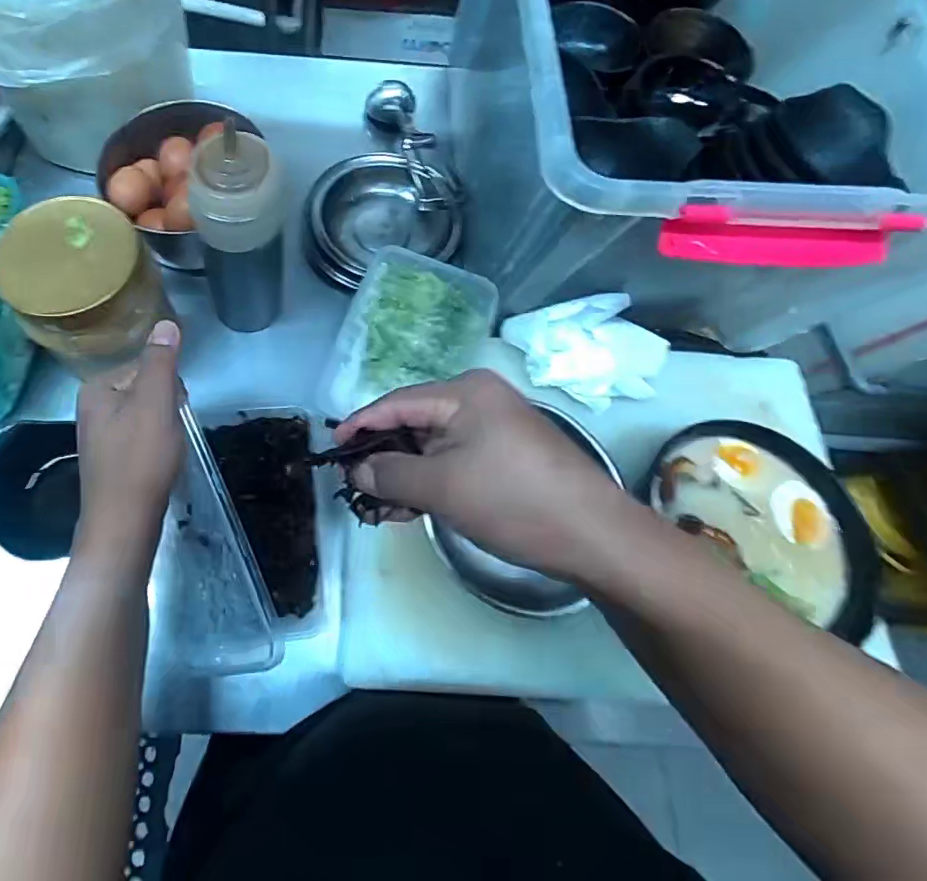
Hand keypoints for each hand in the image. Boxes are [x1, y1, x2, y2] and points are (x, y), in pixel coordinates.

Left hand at [73, 320, 182, 569]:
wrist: (123, 523)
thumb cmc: (140, 460)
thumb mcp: (155, 403)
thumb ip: (160, 362)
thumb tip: (165, 323)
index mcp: (96, 388)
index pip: (145, 365)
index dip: (169, 384)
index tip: (177, 406)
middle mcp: (91, 407)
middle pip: (144, 388)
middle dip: (166, 404)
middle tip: (171, 430)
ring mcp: (99, 435)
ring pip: (144, 413)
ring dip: (163, 424)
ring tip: (167, 447)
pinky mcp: (110, 458)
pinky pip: (139, 435)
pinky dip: (155, 443)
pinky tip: (159, 460)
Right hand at [333, 369, 642, 581]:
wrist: (594, 536)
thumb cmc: (512, 499)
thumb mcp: (441, 486)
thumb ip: (389, 473)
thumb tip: (358, 468)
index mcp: (464, 391)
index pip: (396, 402)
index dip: (360, 424)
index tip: (332, 448)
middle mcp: (479, 399)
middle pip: (414, 424)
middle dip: (384, 458)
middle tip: (358, 489)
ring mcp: (495, 427)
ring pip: (433, 447)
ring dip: (406, 476)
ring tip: (384, 509)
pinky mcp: (505, 454)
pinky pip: (454, 460)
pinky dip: (431, 482)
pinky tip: (413, 509)